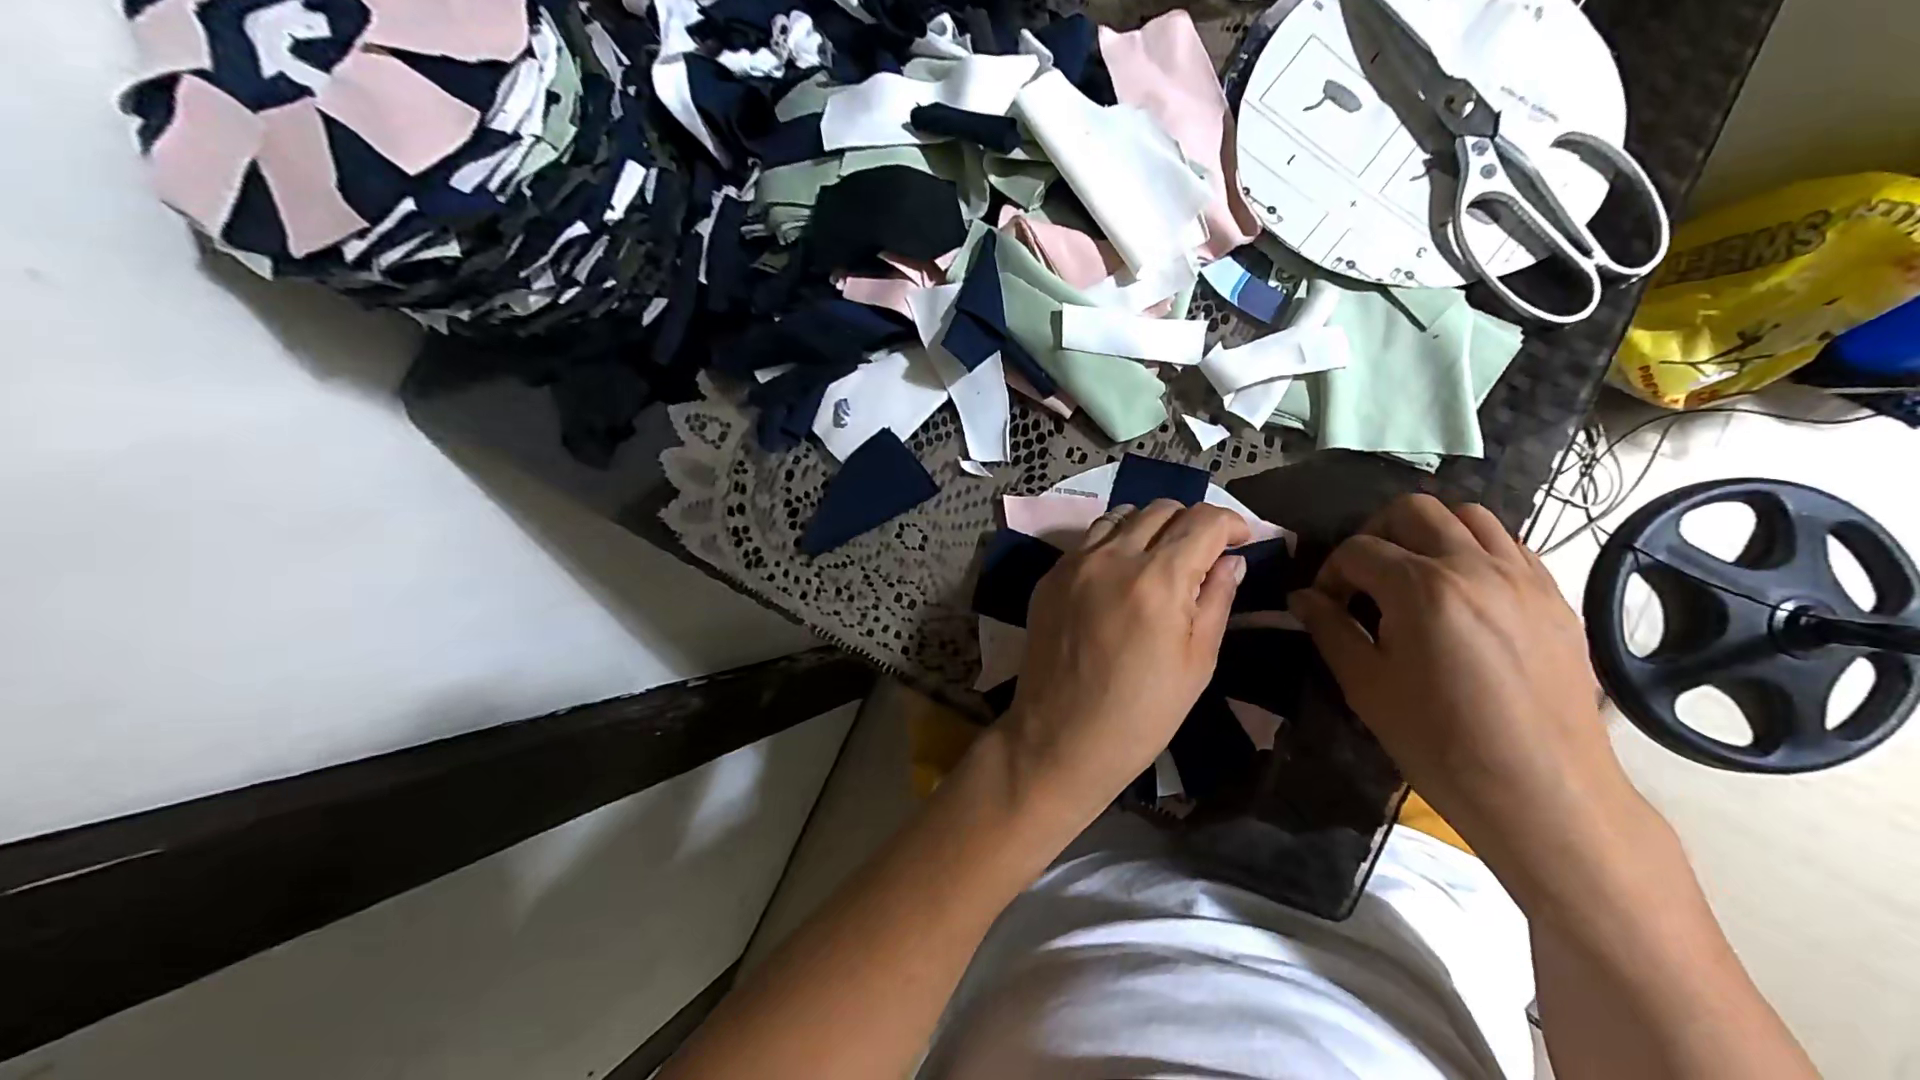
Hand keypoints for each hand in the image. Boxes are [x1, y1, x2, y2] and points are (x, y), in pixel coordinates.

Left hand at [1002, 500, 1249, 816]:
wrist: (1060, 739)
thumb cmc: (1141, 714)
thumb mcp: (1198, 663)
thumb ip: (1216, 600)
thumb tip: (1231, 560)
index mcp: (1158, 579)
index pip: (1202, 521)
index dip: (1231, 523)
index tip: (1242, 539)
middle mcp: (1112, 557)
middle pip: (1161, 509)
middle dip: (1191, 522)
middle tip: (1203, 552)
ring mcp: (1074, 564)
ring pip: (1121, 516)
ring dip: (1150, 527)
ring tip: (1160, 558)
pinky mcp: (1049, 577)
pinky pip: (1088, 540)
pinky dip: (1114, 543)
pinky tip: (1120, 575)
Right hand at [1287, 494, 1640, 878]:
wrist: (1543, 791)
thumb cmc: (1440, 741)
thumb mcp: (1366, 685)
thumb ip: (1330, 628)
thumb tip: (1302, 597)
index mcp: (1422, 588)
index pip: (1357, 550)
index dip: (1330, 573)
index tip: (1326, 606)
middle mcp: (1475, 566)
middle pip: (1413, 511)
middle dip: (1375, 534)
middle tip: (1364, 577)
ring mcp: (1523, 577)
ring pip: (1469, 515)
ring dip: (1429, 533)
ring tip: (1413, 575)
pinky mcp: (1555, 597)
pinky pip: (1511, 544)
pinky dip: (1475, 549)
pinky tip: (1462, 592)